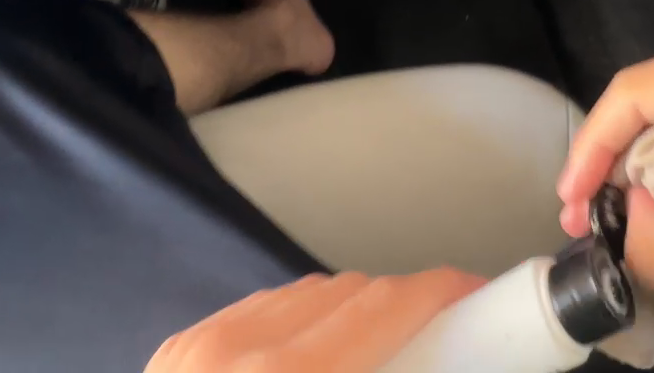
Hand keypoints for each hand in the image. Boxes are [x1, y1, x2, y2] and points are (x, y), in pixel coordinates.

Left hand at [148, 270, 482, 371]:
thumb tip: (439, 366)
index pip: (387, 303)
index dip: (445, 290)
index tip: (479, 296)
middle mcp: (237, 351)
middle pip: (356, 289)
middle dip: (408, 306)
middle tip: (439, 338)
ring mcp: (198, 345)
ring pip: (311, 291)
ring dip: (357, 310)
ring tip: (381, 350)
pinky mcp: (174, 351)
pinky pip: (265, 307)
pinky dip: (305, 320)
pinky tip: (315, 356)